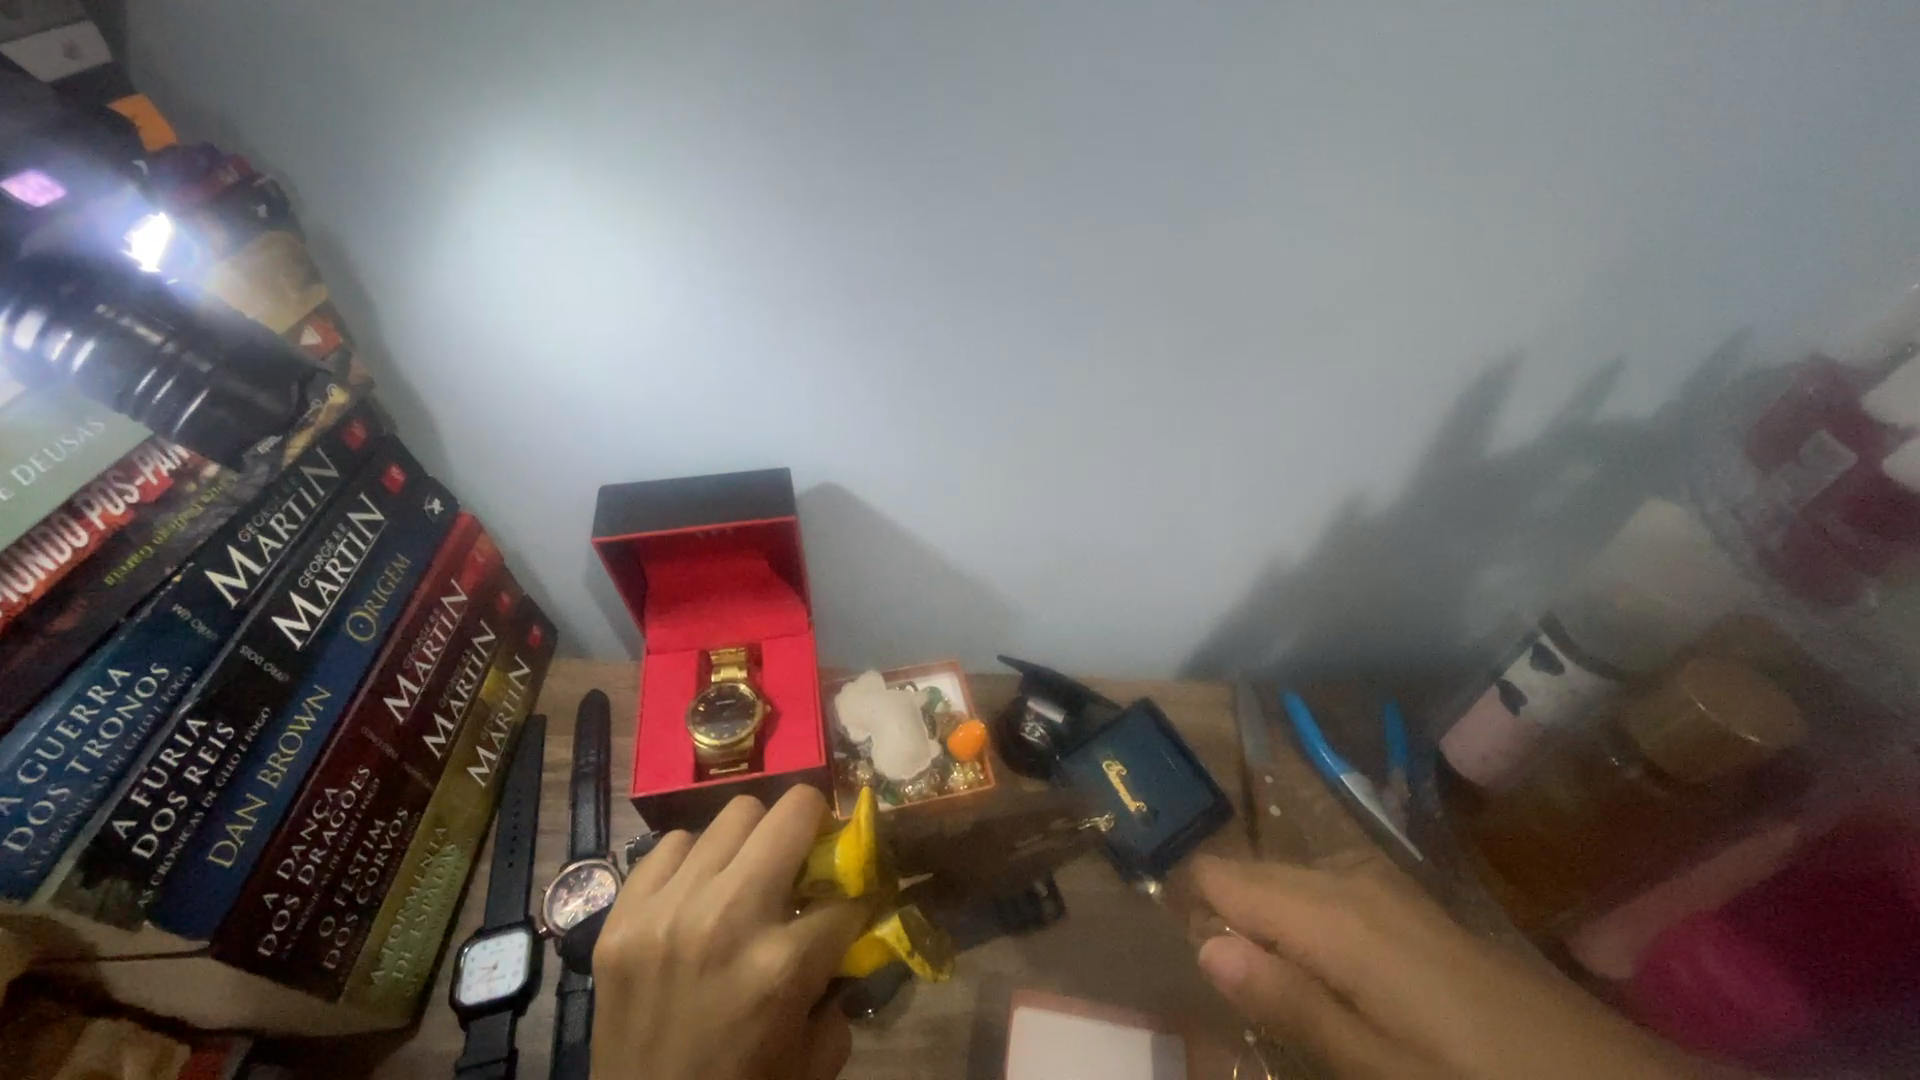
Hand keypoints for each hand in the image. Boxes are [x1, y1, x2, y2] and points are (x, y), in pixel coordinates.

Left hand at [592, 788, 870, 1079]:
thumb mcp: (816, 1051)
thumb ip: (841, 978)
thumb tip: (852, 919)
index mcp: (783, 964)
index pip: (848, 890)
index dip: (859, 890)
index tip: (855, 892)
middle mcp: (727, 919)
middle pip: (793, 812)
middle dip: (816, 826)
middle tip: (810, 852)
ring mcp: (668, 911)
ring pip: (735, 814)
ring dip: (756, 840)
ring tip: (750, 873)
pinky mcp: (623, 917)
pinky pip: (673, 844)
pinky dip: (696, 860)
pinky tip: (698, 892)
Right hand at [1192, 855, 1713, 1078]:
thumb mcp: (1383, 1069)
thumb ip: (1291, 1002)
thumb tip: (1203, 944)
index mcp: (1333, 917)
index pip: (1226, 880)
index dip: (1191, 905)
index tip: (1168, 944)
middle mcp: (1351, 883)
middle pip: (1254, 874)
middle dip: (1220, 910)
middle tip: (1210, 975)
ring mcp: (1385, 889)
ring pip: (1289, 881)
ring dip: (1260, 917)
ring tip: (1251, 975)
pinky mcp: (1409, 905)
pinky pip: (1325, 891)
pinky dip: (1299, 918)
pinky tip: (1308, 963)